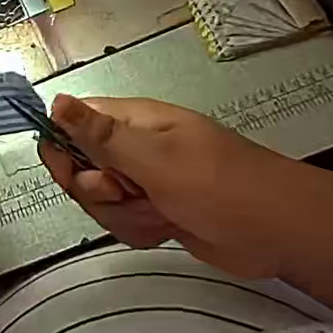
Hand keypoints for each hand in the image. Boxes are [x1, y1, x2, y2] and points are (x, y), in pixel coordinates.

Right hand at [38, 95, 313, 278]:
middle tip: (129, 192)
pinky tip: (167, 228)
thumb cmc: (219, 185)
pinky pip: (123, 223)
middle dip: (99, 192)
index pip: (73, 124)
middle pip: (81, 169)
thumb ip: (100, 136)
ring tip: (160, 211)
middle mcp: (133, 148)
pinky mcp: (156, 211)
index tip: (73, 171)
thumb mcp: (154, 158)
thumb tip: (56, 101)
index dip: (63, 148)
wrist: (276, 232)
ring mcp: (144, 181)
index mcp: (132, 122)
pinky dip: (141, 231)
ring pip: (101, 202)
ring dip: (125, 215)